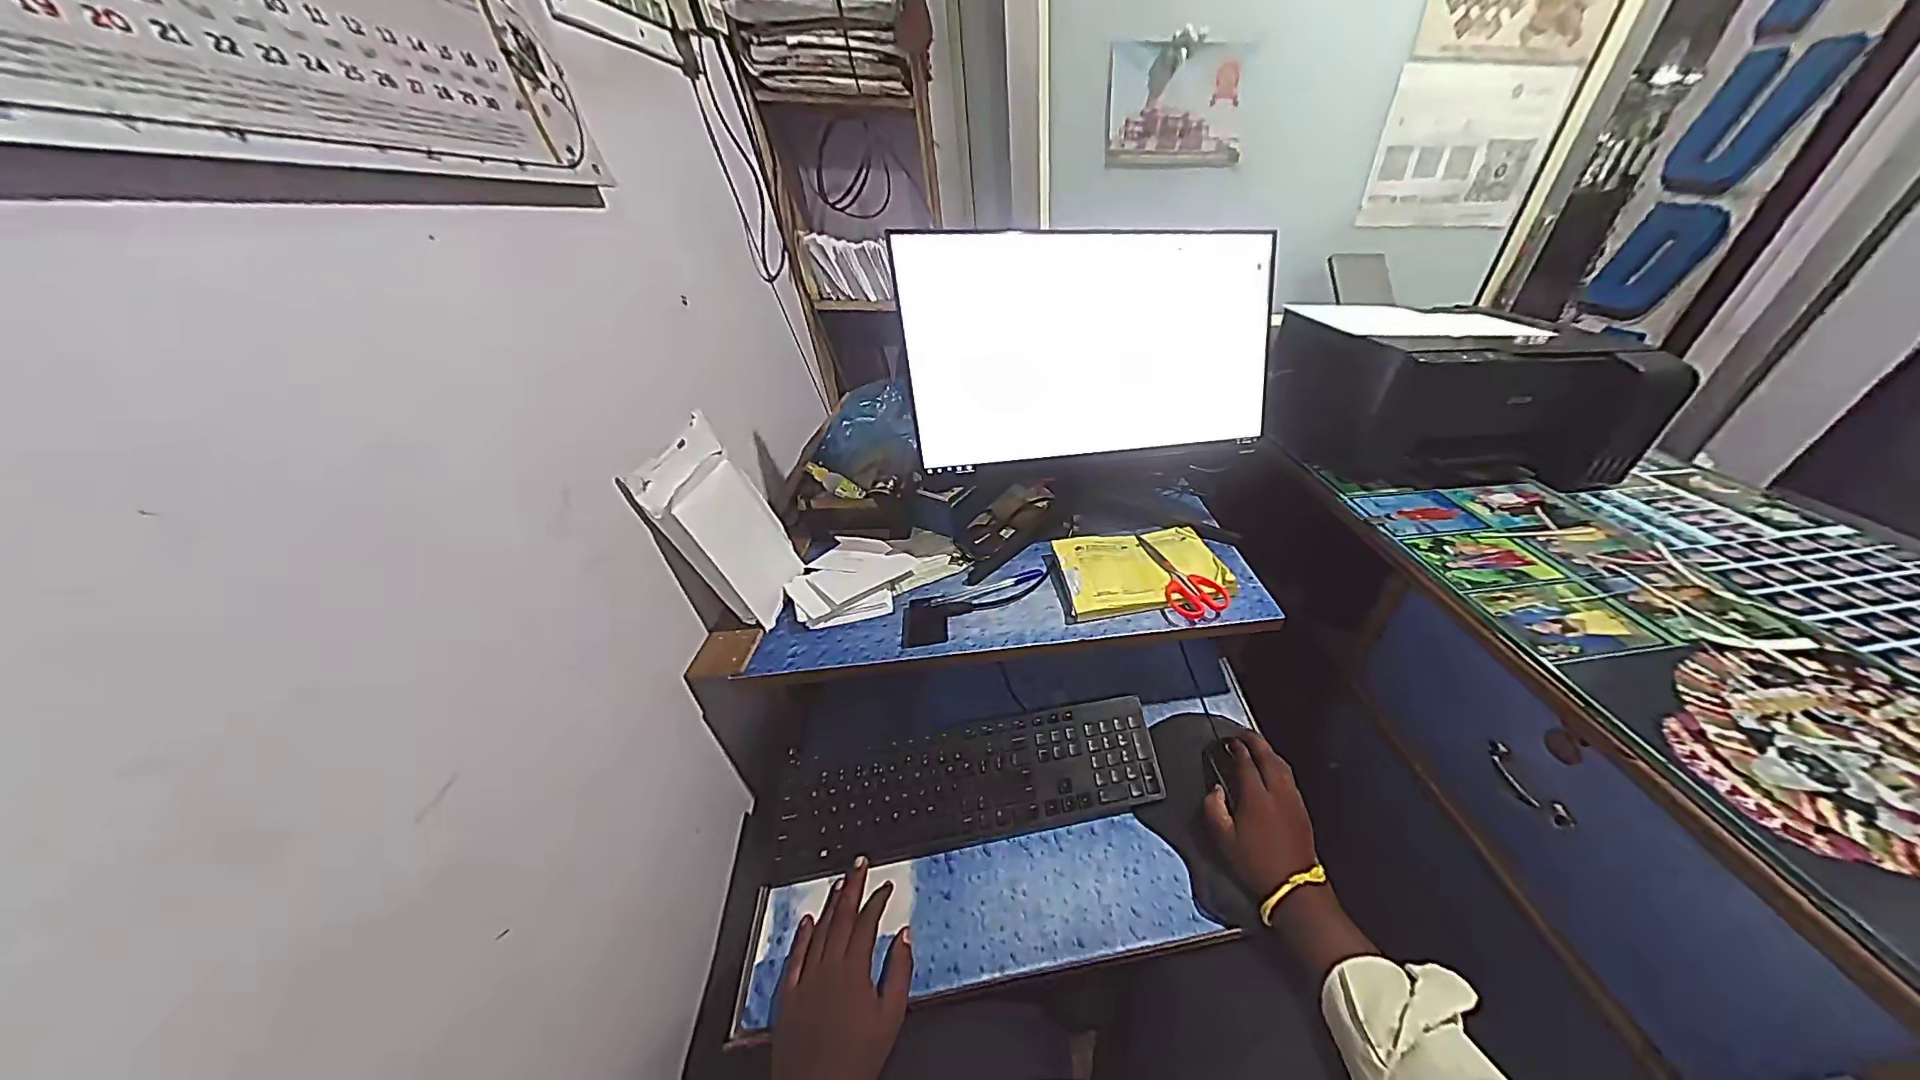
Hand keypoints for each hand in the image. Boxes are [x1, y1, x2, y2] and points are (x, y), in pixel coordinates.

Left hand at [773, 858, 912, 1079]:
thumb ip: (900, 970)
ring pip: (818, 929)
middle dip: (852, 886)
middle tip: (859, 864)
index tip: (885, 885)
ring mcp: (806, 978)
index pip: (866, 921)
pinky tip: (807, 919)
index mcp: (853, 969)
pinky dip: (801, 933)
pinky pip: (795, 954)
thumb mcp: (890, 1016)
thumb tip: (904, 937)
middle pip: (841, 916)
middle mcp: (827, 966)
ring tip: (839, 882)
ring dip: (830, 903)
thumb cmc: (856, 1059)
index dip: (877, 899)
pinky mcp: (788, 993)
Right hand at [1202, 731, 1318, 899]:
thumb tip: (1215, 790)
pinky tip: (1272, 768)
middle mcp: (1277, 792)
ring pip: (1282, 765)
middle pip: (1268, 756)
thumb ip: (1213, 808)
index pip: (1245, 762)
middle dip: (1254, 741)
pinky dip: (1278, 764)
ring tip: (1256, 746)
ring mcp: (1293, 799)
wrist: (1293, 885)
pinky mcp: (1302, 808)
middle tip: (1241, 735)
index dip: (1235, 748)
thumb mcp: (1223, 839)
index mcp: (1256, 797)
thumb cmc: (1255, 863)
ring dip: (1268, 751)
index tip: (1227, 742)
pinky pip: (1289, 776)